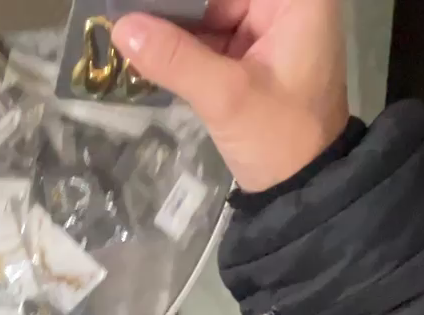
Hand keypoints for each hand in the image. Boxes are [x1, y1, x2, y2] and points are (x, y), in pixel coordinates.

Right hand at [114, 0, 349, 192]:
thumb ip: (175, 59)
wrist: (302, 188)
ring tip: (127, 30)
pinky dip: (181, 50)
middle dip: (174, 8)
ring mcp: (267, 32)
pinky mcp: (251, 59)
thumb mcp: (225, 96)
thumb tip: (121, 27)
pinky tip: (146, 52)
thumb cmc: (278, 137)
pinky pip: (209, 42)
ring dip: (172, 28)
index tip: (140, 4)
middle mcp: (284, 4)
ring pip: (208, 15)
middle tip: (124, 14)